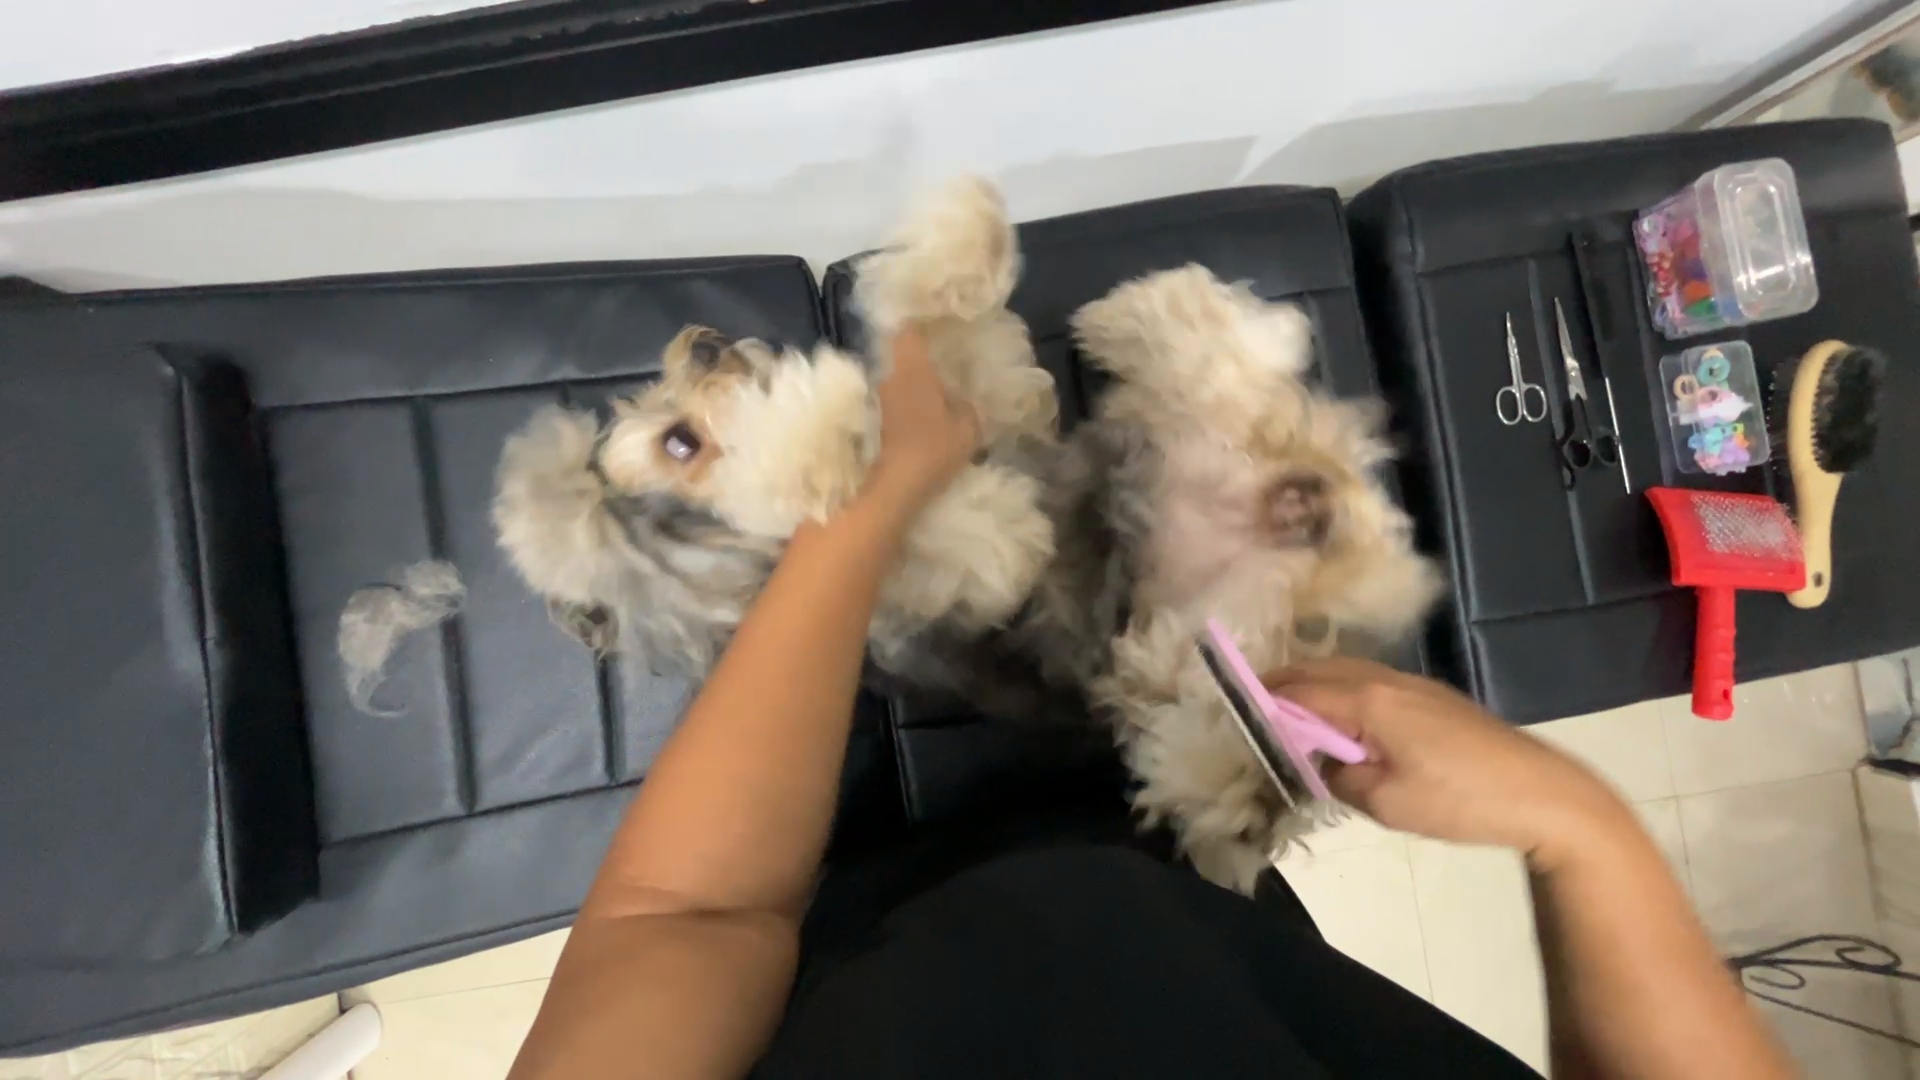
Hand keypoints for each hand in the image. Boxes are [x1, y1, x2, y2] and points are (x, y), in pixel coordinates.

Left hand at [865, 326, 980, 512]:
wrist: (898, 485)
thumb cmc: (934, 448)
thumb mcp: (968, 427)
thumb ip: (968, 407)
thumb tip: (962, 401)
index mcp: (913, 370)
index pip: (909, 333)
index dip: (921, 326)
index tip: (937, 327)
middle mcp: (891, 379)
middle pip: (904, 359)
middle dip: (922, 362)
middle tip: (946, 367)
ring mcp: (882, 402)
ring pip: (901, 384)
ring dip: (916, 388)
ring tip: (940, 398)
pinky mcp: (879, 424)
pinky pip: (898, 405)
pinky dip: (911, 407)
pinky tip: (928, 420)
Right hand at [1269, 658, 1632, 870]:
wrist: (1547, 796)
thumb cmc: (1460, 800)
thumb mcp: (1384, 803)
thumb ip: (1336, 776)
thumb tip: (1319, 761)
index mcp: (1366, 700)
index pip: (1298, 691)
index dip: (1264, 700)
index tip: (1238, 713)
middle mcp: (1384, 679)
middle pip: (1317, 669)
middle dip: (1282, 683)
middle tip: (1256, 705)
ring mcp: (1411, 682)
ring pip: (1344, 670)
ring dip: (1312, 683)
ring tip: (1292, 709)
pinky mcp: (1432, 695)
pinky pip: (1368, 679)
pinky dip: (1340, 688)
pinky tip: (1342, 715)